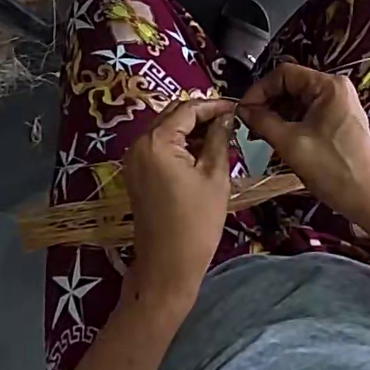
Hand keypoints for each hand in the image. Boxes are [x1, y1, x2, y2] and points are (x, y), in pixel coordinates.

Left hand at [122, 96, 237, 307]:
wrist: (167, 265)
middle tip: (229, 121)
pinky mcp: (135, 171)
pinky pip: (157, 146)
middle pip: (172, 115)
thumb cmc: (196, 222)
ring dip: (189, 129)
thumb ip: (219, 139)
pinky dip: (177, 144)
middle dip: (200, 115)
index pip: (186, 109)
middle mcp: (139, 142)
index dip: (213, 105)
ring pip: (164, 129)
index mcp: (157, 140)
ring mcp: (133, 157)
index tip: (235, 107)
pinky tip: (199, 152)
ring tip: (219, 136)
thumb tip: (225, 116)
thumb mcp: (214, 177)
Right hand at [237, 62, 369, 224]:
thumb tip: (241, 109)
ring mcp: (338, 105)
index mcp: (328, 86)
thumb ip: (262, 121)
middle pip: (289, 86)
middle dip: (266, 103)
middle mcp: (335, 89)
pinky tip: (275, 137)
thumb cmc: (333, 170)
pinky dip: (288, 123)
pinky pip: (305, 113)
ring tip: (259, 134)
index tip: (244, 110)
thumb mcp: (290, 144)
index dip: (259, 90)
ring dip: (275, 115)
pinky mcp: (337, 120)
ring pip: (295, 101)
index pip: (283, 74)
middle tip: (248, 124)